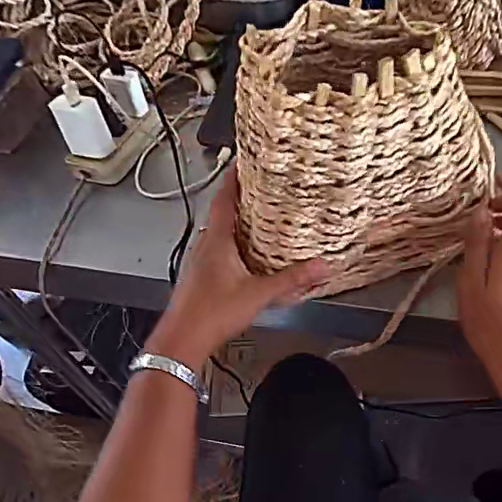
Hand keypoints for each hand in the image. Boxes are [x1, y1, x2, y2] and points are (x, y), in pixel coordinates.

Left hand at [145, 171, 328, 368]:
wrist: (182, 340)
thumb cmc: (209, 314)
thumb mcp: (258, 294)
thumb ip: (291, 281)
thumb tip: (320, 267)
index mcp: (216, 242)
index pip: (224, 199)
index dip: (233, 178)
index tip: (244, 162)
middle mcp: (204, 248)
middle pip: (221, 214)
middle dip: (240, 199)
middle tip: (259, 188)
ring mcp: (201, 264)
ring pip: (219, 234)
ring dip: (237, 224)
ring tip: (258, 220)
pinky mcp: (201, 280)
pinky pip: (219, 254)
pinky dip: (234, 247)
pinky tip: (247, 259)